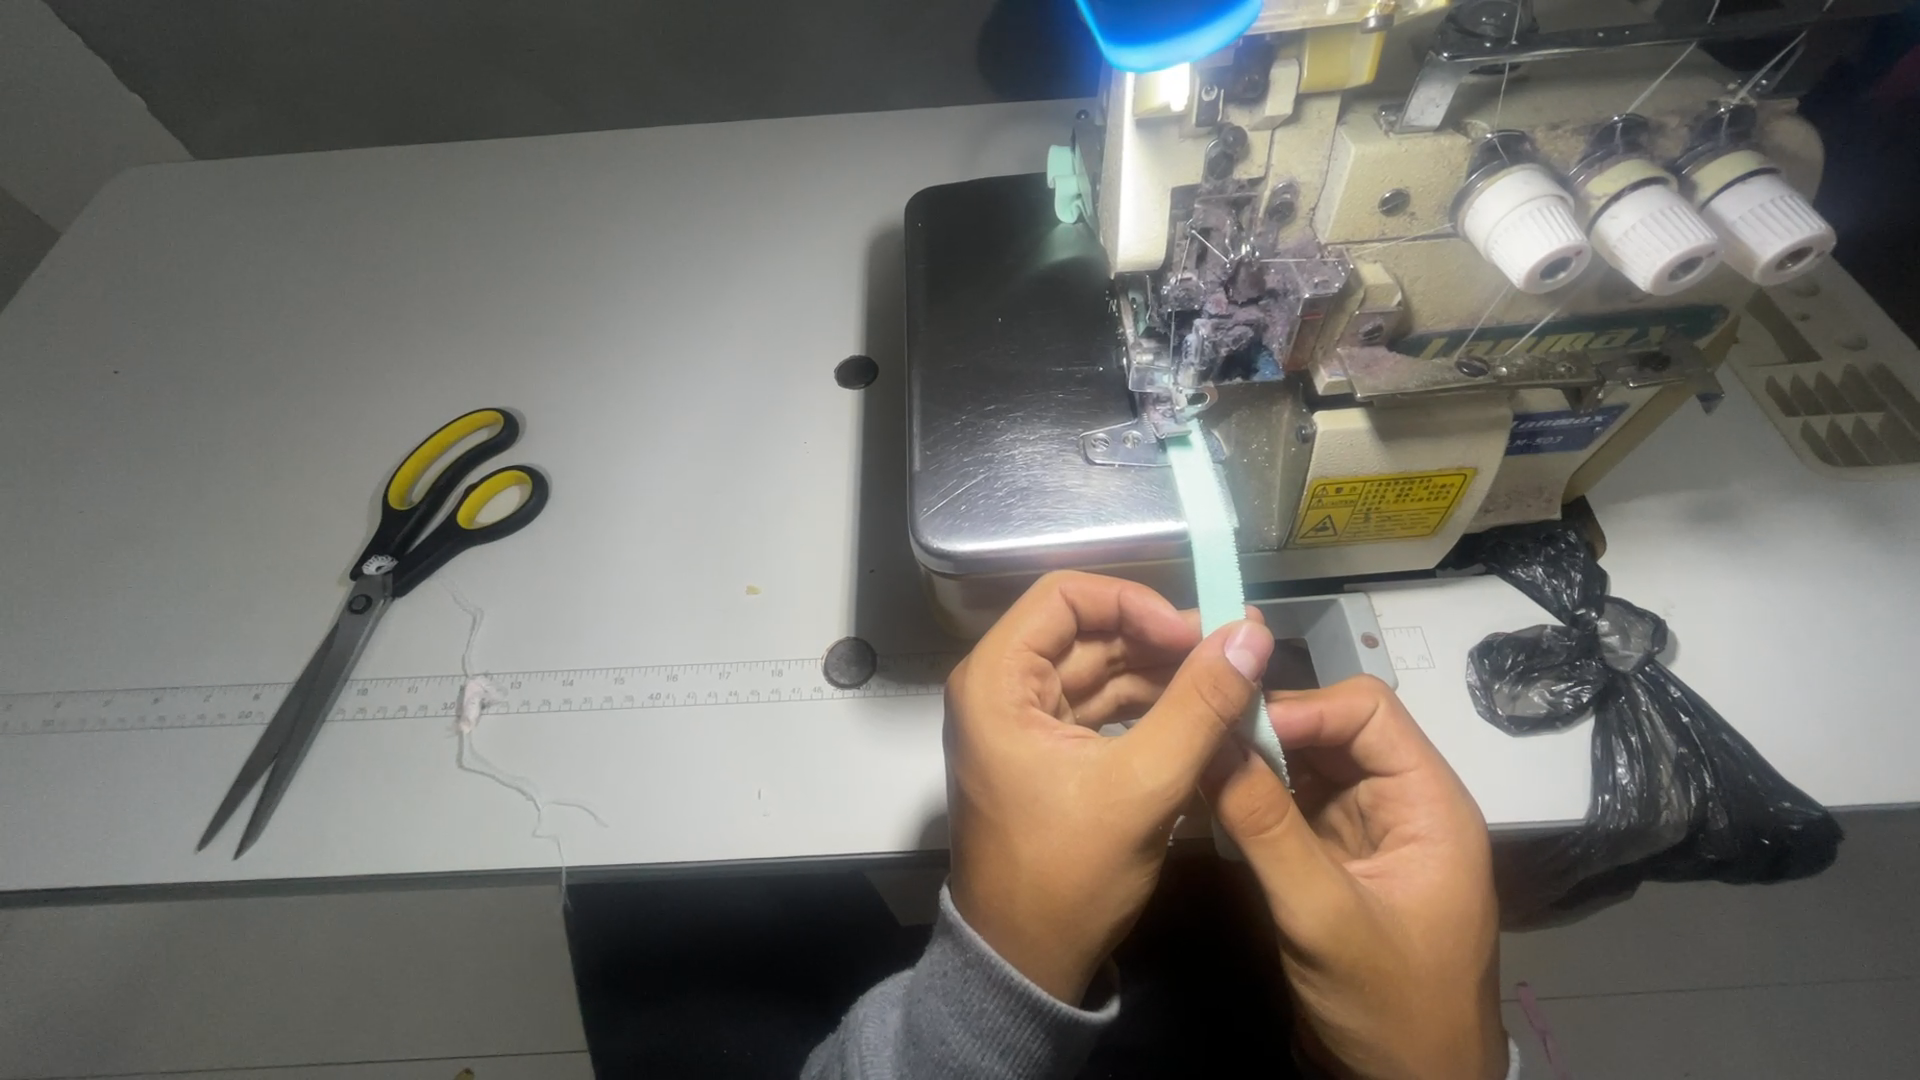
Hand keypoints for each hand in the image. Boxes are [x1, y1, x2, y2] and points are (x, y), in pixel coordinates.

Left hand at [944, 571, 1272, 1003]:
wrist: (1025, 962)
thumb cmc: (1067, 875)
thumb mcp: (1143, 787)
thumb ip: (1200, 706)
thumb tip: (1251, 635)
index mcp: (998, 679)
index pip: (1063, 596)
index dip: (1131, 601)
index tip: (1191, 635)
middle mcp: (1002, 686)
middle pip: (1085, 630)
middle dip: (1158, 639)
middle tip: (1230, 654)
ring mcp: (1023, 717)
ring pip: (1097, 667)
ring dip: (1160, 673)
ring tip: (1228, 682)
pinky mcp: (1046, 747)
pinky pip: (1100, 705)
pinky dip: (1148, 706)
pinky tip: (1199, 714)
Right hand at [1204, 676, 1504, 1079]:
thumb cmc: (1390, 1010)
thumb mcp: (1324, 917)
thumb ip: (1266, 825)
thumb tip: (1210, 741)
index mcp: (1427, 803)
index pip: (1366, 711)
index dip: (1301, 707)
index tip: (1234, 728)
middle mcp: (1397, 800)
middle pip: (1330, 726)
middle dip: (1267, 728)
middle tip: (1204, 739)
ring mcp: (1362, 824)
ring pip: (1303, 757)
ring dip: (1253, 757)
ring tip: (1198, 760)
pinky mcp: (1330, 848)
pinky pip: (1287, 796)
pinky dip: (1250, 789)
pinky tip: (1211, 795)